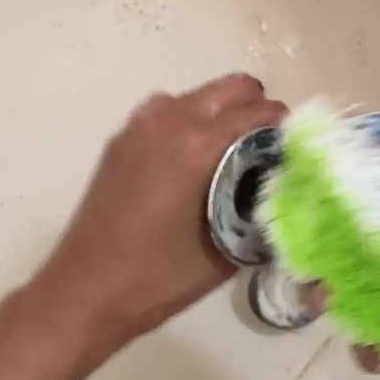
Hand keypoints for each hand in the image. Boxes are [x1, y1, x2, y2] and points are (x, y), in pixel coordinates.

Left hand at [32, 73, 285, 348]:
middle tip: (264, 151)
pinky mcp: (119, 140)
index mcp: (199, 144)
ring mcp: (138, 126)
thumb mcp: (226, 248)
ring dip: (219, 115)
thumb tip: (279, 187)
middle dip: (254, 112)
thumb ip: (257, 208)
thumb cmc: (158, 278)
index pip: (260, 112)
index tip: (293, 152)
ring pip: (196, 97)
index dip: (284, 128)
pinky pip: (166, 114)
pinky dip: (187, 125)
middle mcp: (169, 120)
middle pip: (230, 89)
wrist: (86, 291)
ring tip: (227, 159)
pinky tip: (191, 166)